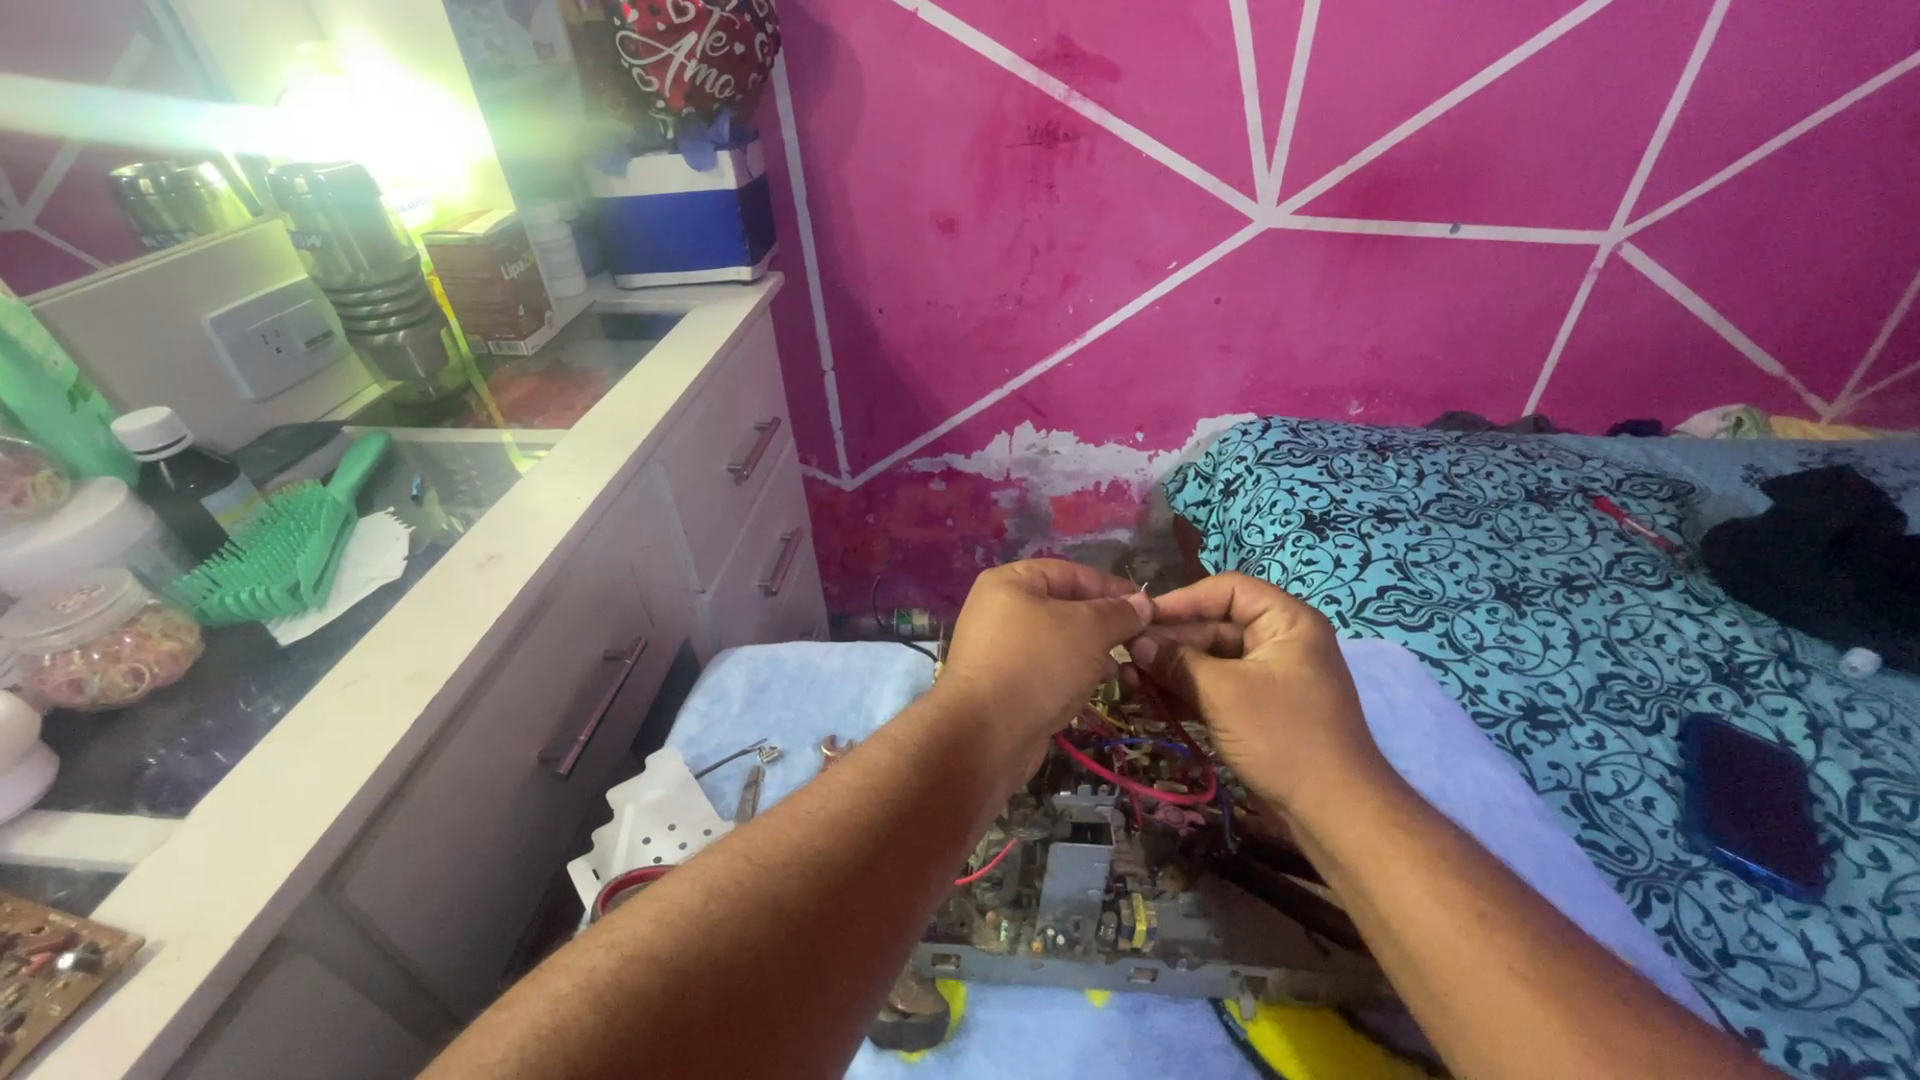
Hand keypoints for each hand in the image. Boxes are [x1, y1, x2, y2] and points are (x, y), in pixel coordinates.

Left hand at [939, 559, 1152, 739]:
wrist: (985, 734)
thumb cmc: (1037, 664)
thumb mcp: (1088, 629)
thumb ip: (1118, 613)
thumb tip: (1143, 602)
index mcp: (1011, 582)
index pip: (1071, 573)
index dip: (1111, 587)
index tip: (1146, 606)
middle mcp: (1001, 611)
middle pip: (1064, 607)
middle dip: (1103, 623)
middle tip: (1139, 640)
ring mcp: (1001, 650)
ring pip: (1058, 642)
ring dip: (1092, 652)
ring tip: (1123, 665)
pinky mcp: (1006, 685)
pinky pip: (1047, 670)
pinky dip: (1073, 674)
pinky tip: (1097, 686)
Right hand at [1128, 573, 1394, 817]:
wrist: (1333, 811)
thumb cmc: (1283, 737)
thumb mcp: (1223, 693)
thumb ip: (1177, 662)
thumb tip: (1135, 643)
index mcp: (1286, 621)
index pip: (1227, 590)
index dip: (1183, 599)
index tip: (1142, 618)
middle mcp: (1278, 641)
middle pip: (1214, 625)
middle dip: (1170, 640)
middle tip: (1125, 654)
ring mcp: (1267, 677)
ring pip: (1210, 659)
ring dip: (1171, 668)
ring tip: (1128, 678)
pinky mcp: (1256, 708)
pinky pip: (1215, 688)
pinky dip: (1185, 691)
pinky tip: (1148, 698)